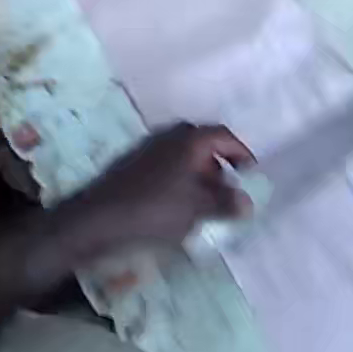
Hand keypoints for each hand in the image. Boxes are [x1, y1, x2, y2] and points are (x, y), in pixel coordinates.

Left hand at [48, 123, 254, 264]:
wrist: (101, 217)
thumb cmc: (155, 209)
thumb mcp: (198, 209)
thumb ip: (225, 202)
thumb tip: (246, 200)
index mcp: (186, 139)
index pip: (221, 134)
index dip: (240, 151)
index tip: (252, 174)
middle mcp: (167, 136)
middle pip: (201, 143)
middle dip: (219, 165)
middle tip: (230, 191)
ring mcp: (148, 148)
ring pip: (183, 156)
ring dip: (199, 175)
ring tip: (209, 205)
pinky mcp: (134, 164)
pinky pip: (167, 166)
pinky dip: (181, 180)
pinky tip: (182, 207)